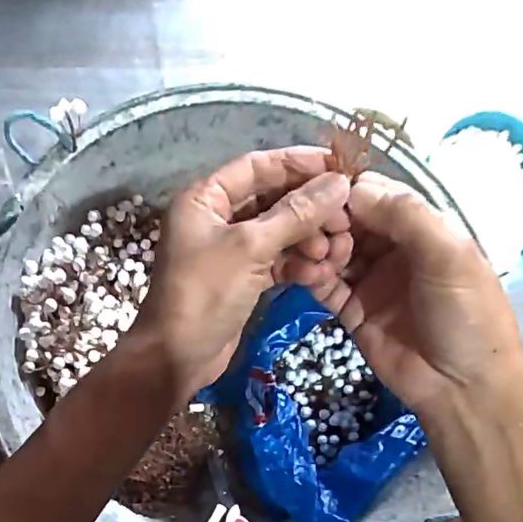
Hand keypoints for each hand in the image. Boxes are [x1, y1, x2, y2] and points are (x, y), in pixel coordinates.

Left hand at [137, 147, 351, 396]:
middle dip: (310, 210)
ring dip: (309, 241)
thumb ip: (296, 213)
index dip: (300, 164)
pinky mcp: (241, 280)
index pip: (258, 166)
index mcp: (206, 199)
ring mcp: (229, 251)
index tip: (341, 168)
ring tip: (334, 254)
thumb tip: (340, 182)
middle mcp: (216, 219)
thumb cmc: (205, 293)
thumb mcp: (250, 247)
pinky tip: (320, 275)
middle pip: (273, 200)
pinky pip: (276, 262)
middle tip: (344, 222)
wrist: (178, 357)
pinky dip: (297, 266)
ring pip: (278, 233)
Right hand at [301, 173, 522, 414]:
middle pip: (352, 222)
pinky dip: (312, 276)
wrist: (459, 385)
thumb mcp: (448, 255)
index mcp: (425, 229)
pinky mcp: (351, 311)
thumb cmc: (467, 314)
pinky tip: (305, 272)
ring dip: (319, 247)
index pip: (380, 197)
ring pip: (335, 251)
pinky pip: (325, 286)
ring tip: (311, 253)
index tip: (325, 193)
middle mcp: (395, 250)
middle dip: (330, 221)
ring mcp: (371, 281)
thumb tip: (354, 189)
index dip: (352, 192)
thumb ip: (406, 217)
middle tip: (314, 228)